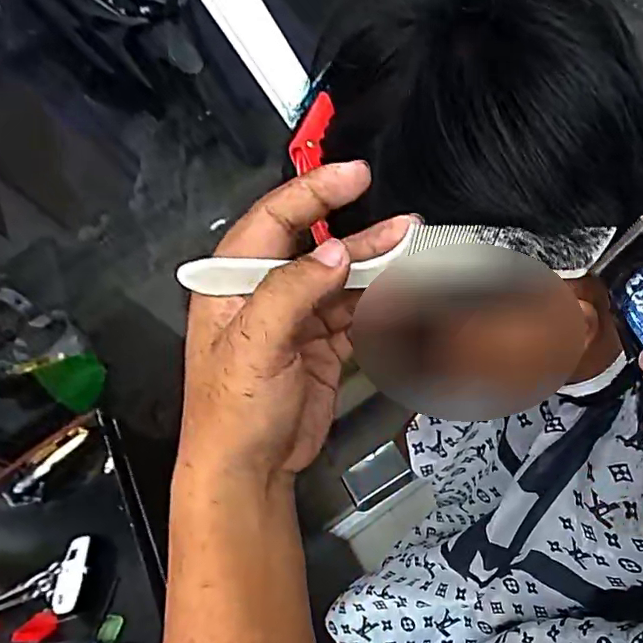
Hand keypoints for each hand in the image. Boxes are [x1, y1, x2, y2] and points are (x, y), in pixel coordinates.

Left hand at [179, 162, 411, 481]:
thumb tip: (331, 253)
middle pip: (320, 251)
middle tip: (403, 225)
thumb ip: (292, 291)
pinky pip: (356, 319)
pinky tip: (399, 298)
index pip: (275, 221)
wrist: (250, 465)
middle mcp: (266, 296)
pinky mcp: (322, 349)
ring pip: (344, 285)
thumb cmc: (230, 412)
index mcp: (232, 283)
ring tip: (412, 258)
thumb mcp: (254, 344)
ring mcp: (298, 323)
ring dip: (378, 273)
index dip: (315, 193)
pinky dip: (380, 309)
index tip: (352, 177)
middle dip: (362, 236)